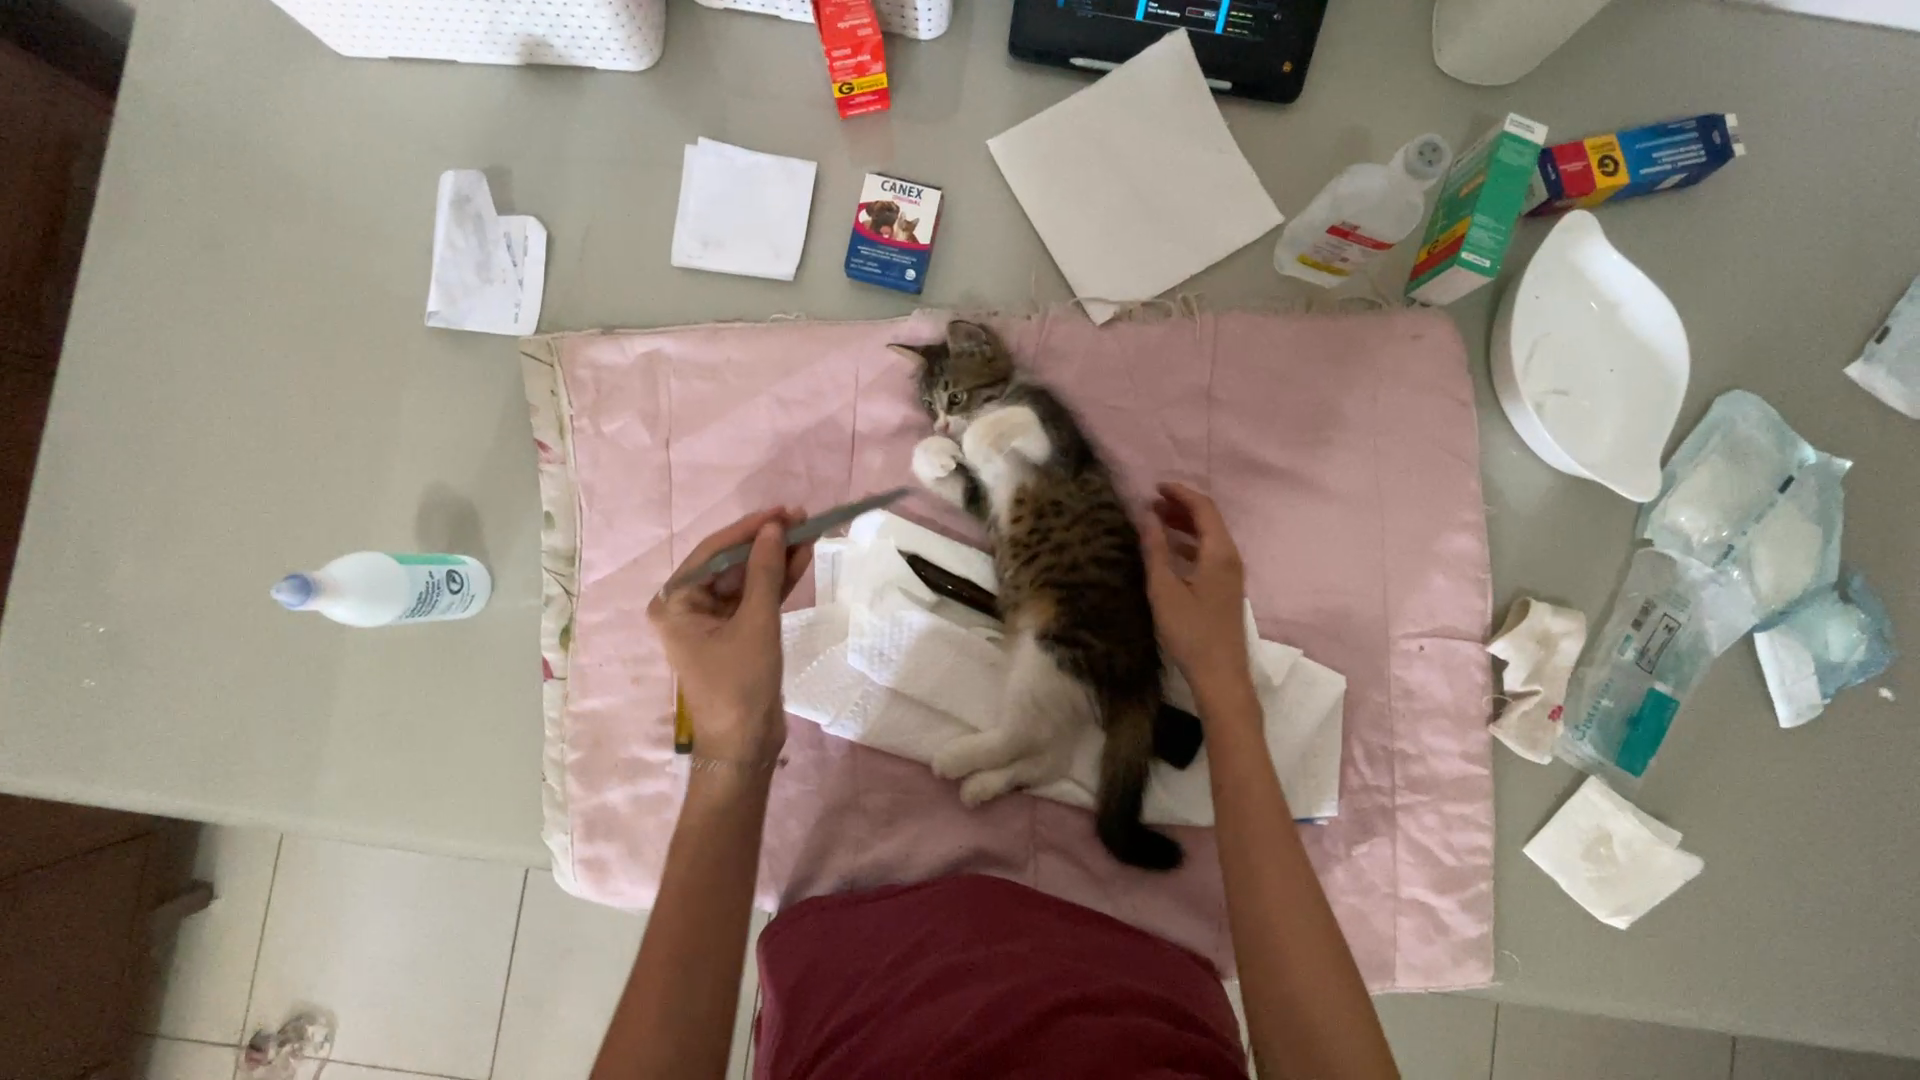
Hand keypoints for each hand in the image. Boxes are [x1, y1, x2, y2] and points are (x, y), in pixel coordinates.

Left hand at [648, 508, 812, 763]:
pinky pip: (755, 597)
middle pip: (731, 562)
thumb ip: (764, 572)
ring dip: (776, 558)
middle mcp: (687, 606)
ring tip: (809, 533)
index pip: (713, 552)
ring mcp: (712, 620)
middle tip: (802, 519)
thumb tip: (774, 529)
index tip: (782, 511)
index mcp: (675, 602)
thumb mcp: (756, 623)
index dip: (749, 528)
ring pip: (747, 578)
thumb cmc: (740, 683)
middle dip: (766, 541)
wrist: (745, 743)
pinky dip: (777, 581)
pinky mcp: (736, 633)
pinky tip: (802, 559)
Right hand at [1141, 483, 1253, 700]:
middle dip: (1181, 507)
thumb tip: (1146, 517)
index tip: (1155, 488)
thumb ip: (1155, 550)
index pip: (1203, 508)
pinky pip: (1210, 552)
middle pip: (1209, 519)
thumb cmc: (1190, 632)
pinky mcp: (1226, 587)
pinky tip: (1170, 550)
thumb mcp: (1164, 589)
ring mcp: (1231, 573)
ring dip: (1185, 524)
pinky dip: (1190, 542)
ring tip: (1156, 521)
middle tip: (1151, 503)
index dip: (1180, 493)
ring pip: (1209, 536)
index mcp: (1219, 553)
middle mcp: (1230, 557)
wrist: (1220, 673)